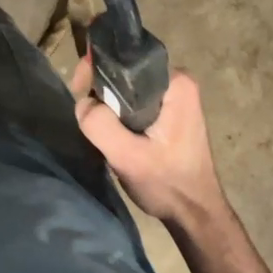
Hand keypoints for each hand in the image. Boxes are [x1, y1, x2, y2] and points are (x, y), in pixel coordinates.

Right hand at [73, 57, 226, 225]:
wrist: (194, 214)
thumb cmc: (168, 183)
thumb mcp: (128, 157)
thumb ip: (100, 125)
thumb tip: (82, 102)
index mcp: (176, 83)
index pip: (128, 59)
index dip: (99, 68)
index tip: (79, 87)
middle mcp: (179, 82)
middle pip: (127, 71)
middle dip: (101, 87)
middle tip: (84, 110)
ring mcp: (175, 98)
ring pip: (129, 87)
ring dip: (109, 103)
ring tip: (96, 124)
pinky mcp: (170, 113)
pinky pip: (136, 101)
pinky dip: (120, 112)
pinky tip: (111, 131)